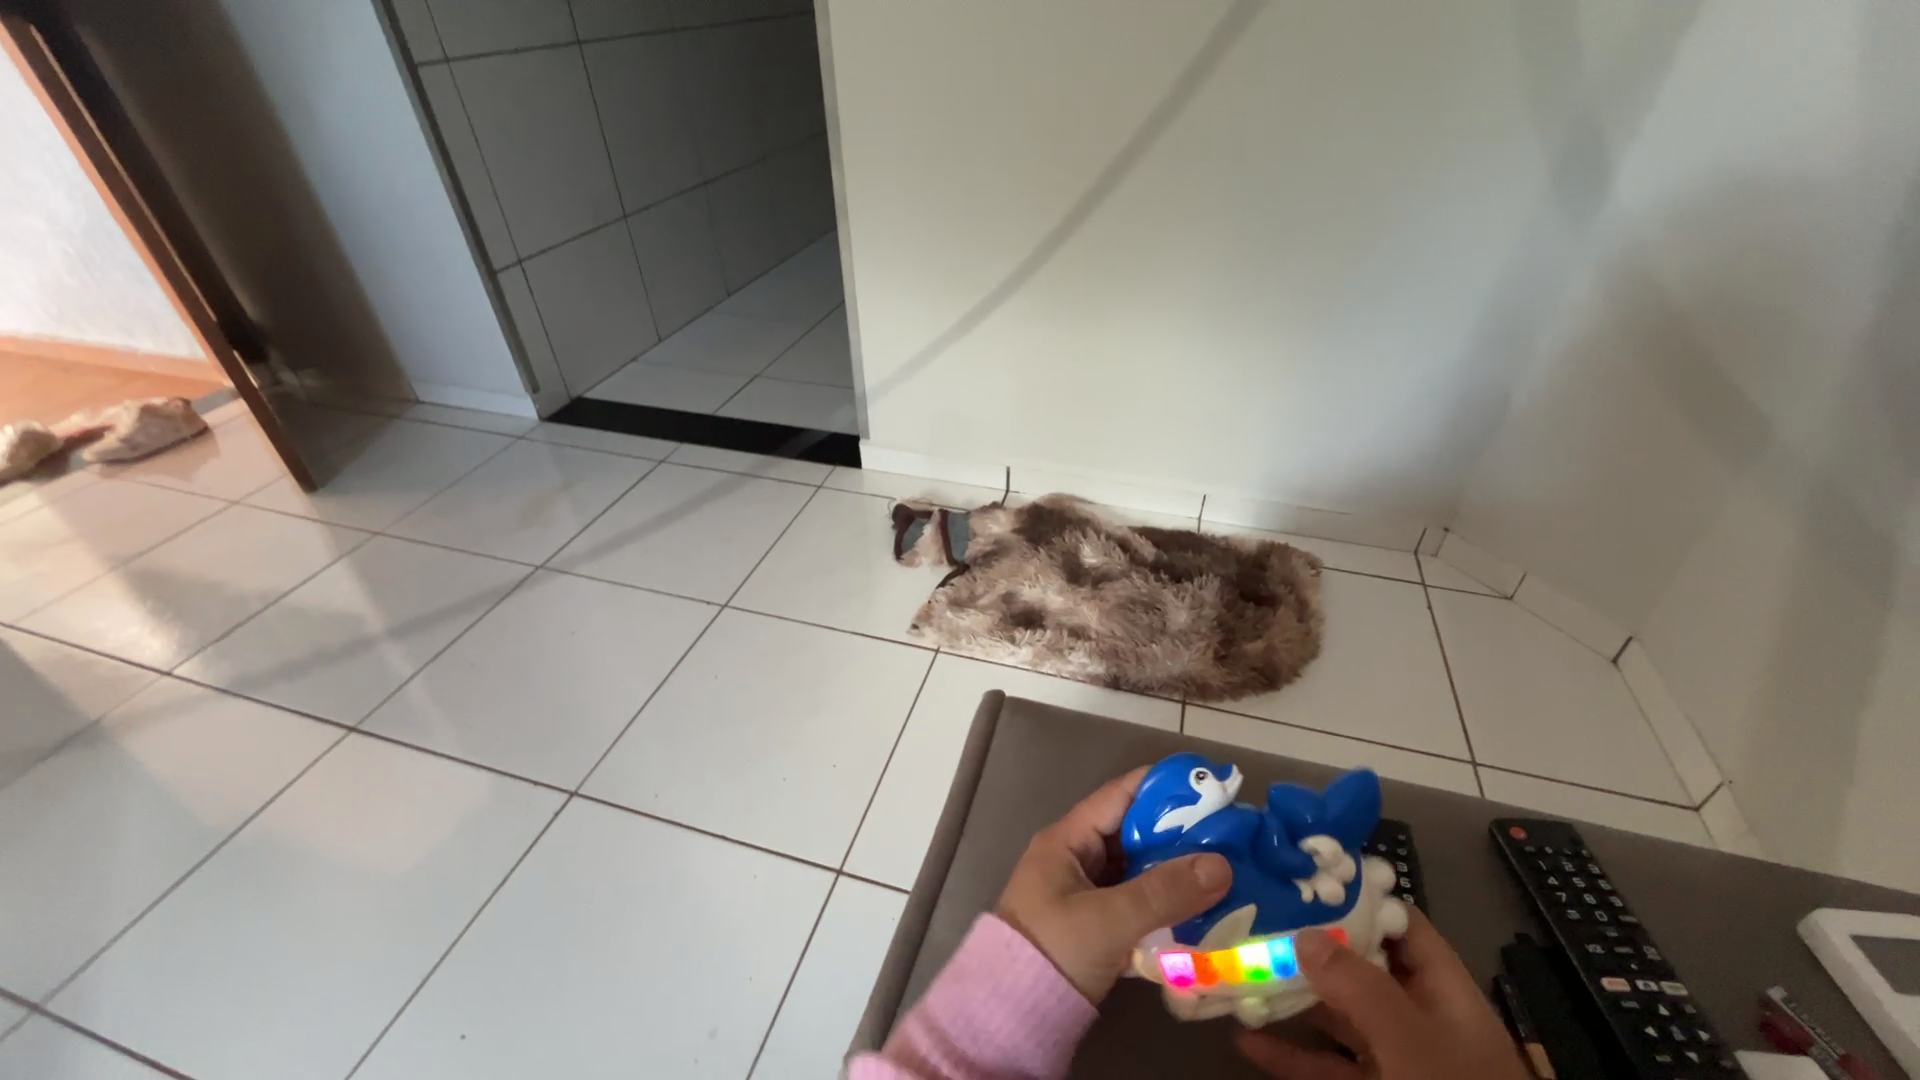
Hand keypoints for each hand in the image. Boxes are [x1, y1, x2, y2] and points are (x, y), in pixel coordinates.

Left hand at [996, 767, 1231, 1003]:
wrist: (1014, 1011)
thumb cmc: (1055, 948)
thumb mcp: (1109, 918)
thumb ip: (1164, 892)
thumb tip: (1222, 863)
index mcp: (1068, 839)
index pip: (1120, 796)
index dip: (1163, 788)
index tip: (1210, 788)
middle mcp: (1076, 858)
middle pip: (1133, 833)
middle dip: (1179, 834)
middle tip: (1230, 836)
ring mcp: (1085, 893)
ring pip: (1137, 869)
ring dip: (1175, 871)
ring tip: (1227, 871)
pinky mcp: (1095, 925)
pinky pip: (1136, 902)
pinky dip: (1165, 903)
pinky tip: (1202, 911)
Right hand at [1237, 908, 1530, 1079]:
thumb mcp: (1411, 1043)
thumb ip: (1360, 987)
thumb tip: (1304, 933)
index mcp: (1445, 996)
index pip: (1402, 926)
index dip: (1358, 899)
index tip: (1303, 879)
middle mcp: (1420, 1021)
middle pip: (1361, 968)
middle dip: (1309, 947)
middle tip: (1255, 920)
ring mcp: (1396, 1062)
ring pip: (1336, 1017)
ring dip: (1291, 999)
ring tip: (1242, 974)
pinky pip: (1325, 1066)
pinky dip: (1287, 1055)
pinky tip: (1247, 1041)